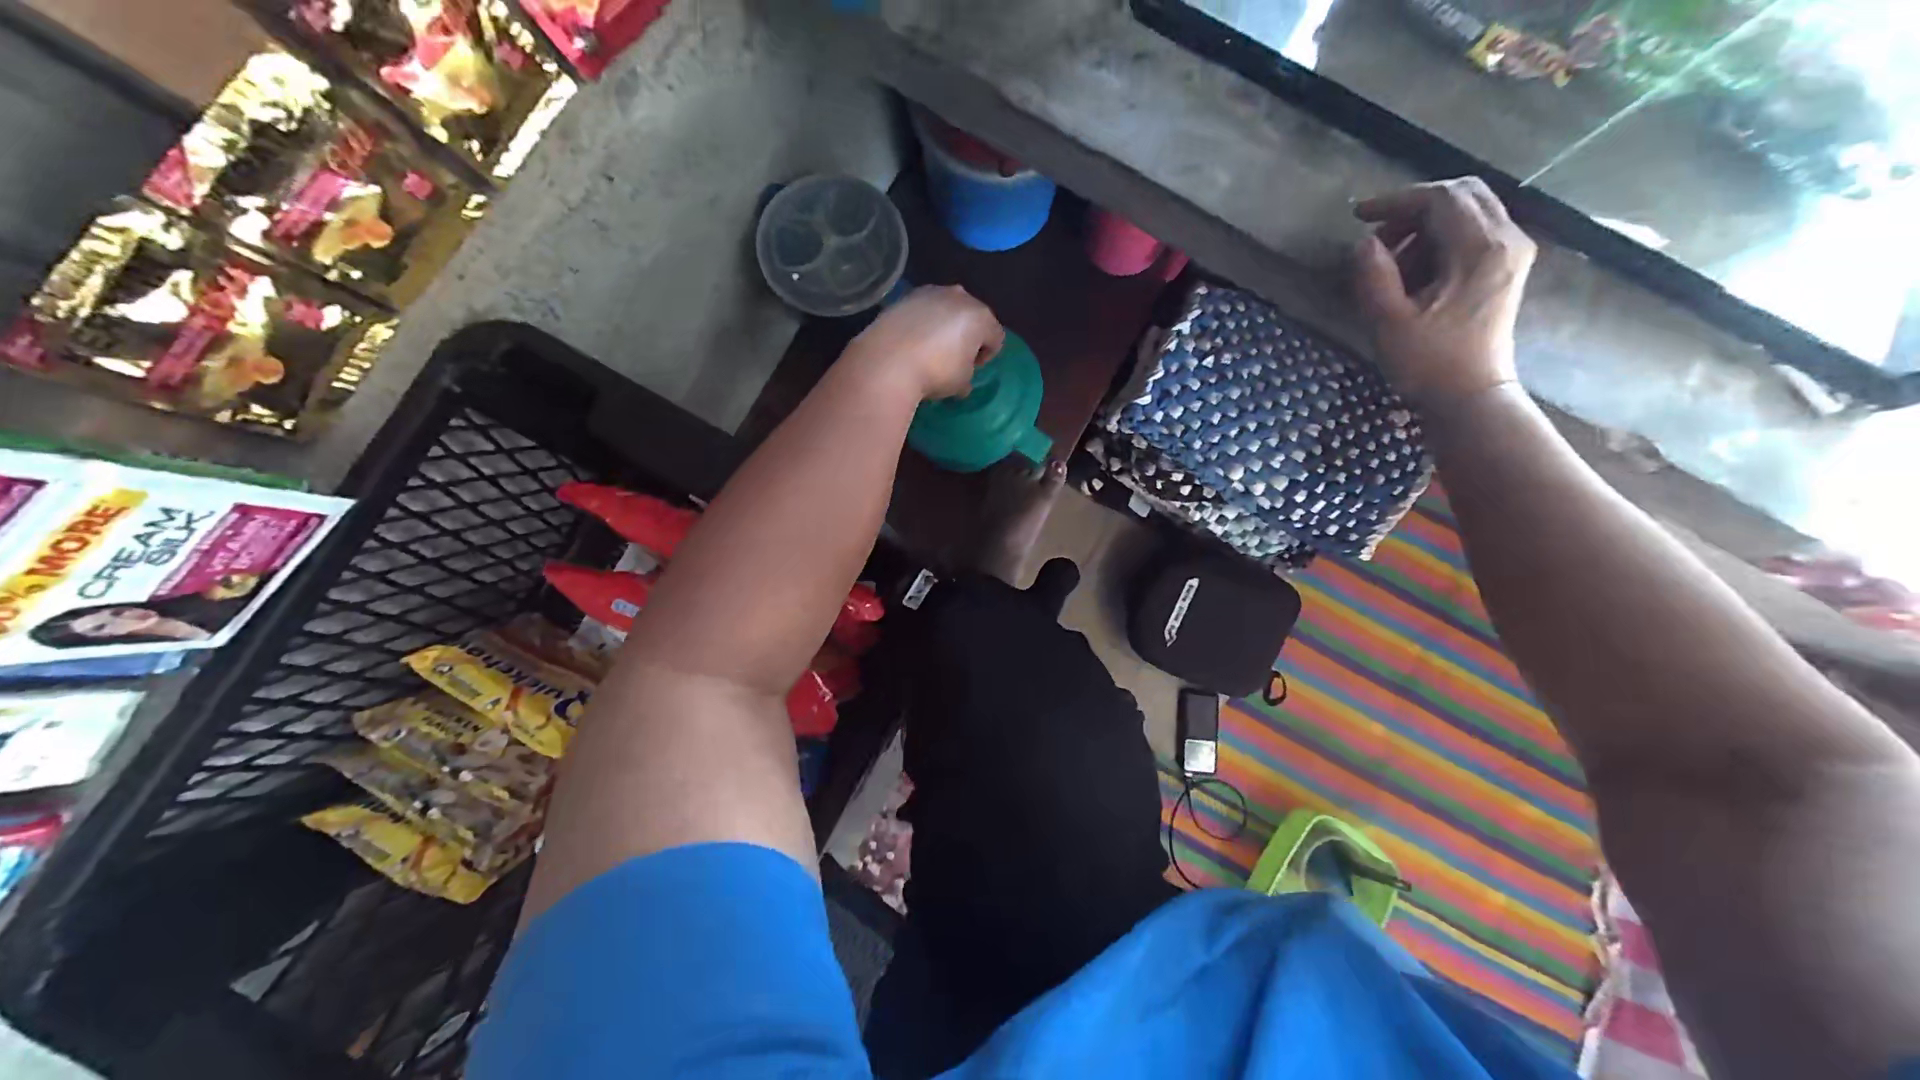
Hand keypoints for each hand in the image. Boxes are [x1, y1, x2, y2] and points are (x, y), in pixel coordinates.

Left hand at [845, 286, 1004, 400]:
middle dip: (968, 336)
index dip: (987, 355)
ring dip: (946, 326)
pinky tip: (913, 340)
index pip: (996, 337)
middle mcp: (960, 297)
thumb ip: (967, 375)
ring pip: (948, 309)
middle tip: (955, 358)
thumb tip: (963, 380)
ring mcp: (931, 293)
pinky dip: (924, 322)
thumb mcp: (961, 382)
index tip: (972, 370)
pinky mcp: (906, 296)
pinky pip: (925, 310)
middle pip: (973, 317)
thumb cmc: (935, 372)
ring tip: (932, 348)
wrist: (887, 361)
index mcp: (980, 317)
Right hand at [1352, 178, 1536, 407]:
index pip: (1440, 199)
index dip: (1396, 201)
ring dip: (1425, 227)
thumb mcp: (1388, 320)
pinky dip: (1441, 240)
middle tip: (1378, 237)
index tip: (1358, 217)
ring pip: (1469, 212)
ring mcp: (1513, 253)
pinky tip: (1416, 272)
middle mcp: (1507, 240)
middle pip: (1463, 194)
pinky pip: (1475, 233)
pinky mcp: (1508, 269)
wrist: (1471, 397)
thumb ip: (1373, 274)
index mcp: (1480, 249)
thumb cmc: (1428, 362)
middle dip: (1414, 208)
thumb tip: (1364, 244)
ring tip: (1392, 264)